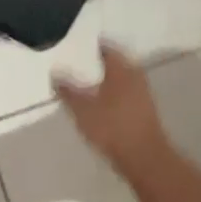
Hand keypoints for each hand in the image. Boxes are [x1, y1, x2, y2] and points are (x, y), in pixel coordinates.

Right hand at [54, 42, 171, 169]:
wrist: (143, 156)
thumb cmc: (111, 127)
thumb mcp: (81, 109)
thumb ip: (67, 91)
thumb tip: (54, 73)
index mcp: (121, 70)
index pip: (108, 49)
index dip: (95, 46)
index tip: (82, 45)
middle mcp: (135, 76)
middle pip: (118, 63)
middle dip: (102, 62)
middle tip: (84, 62)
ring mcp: (144, 94)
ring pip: (124, 79)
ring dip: (110, 79)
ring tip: (91, 82)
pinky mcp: (146, 110)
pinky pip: (128, 94)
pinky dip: (116, 93)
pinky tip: (104, 102)